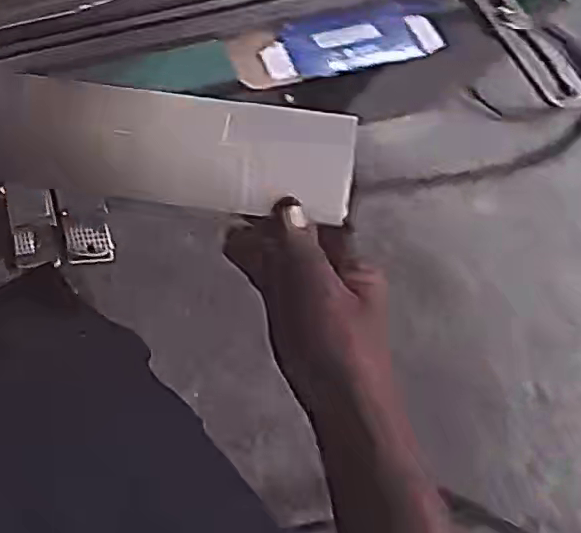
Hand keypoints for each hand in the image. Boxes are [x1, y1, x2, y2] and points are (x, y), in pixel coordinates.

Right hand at [225, 199, 391, 387]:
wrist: (339, 404)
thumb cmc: (342, 345)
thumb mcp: (322, 288)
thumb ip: (301, 245)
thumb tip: (288, 203)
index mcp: (352, 263)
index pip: (324, 220)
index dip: (299, 199)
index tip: (271, 175)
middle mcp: (328, 270)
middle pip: (296, 233)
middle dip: (269, 215)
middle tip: (240, 190)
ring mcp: (304, 288)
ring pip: (276, 251)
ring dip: (254, 234)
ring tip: (229, 213)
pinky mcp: (284, 304)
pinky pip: (264, 272)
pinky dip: (247, 257)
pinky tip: (229, 243)